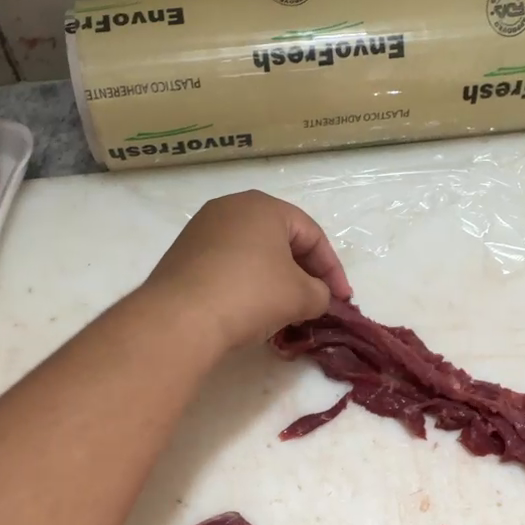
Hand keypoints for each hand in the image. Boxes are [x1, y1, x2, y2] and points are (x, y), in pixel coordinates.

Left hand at [140, 191, 352, 350]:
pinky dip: (247, 287)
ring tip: (285, 313)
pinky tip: (250, 313)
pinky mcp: (183, 257)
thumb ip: (321, 294)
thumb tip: (317, 297)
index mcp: (264, 206)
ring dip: (275, 283)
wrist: (181, 318)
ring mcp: (202, 231)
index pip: (312, 234)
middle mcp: (231, 208)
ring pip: (253, 255)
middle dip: (303, 275)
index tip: (343, 300)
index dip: (333, 270)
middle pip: (281, 241)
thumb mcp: (301, 297)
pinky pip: (228, 267)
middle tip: (315, 305)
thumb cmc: (251, 295)